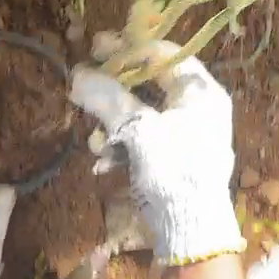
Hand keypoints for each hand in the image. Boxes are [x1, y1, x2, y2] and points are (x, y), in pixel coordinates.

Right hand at [70, 49, 244, 267]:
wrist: (189, 230)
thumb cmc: (174, 172)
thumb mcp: (139, 131)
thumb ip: (108, 99)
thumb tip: (77, 74)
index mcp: (201, 93)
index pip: (164, 54)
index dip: (128, 48)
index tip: (94, 48)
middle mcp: (195, 108)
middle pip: (147, 83)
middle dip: (113, 90)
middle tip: (82, 86)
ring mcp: (183, 134)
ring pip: (138, 112)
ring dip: (111, 123)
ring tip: (96, 141)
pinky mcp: (169, 158)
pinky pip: (139, 138)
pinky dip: (120, 145)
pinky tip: (104, 162)